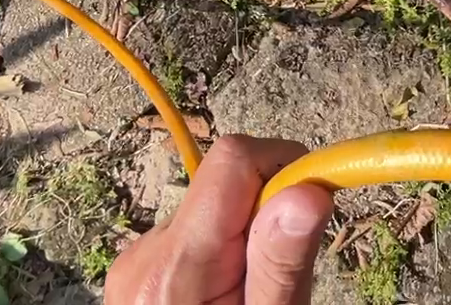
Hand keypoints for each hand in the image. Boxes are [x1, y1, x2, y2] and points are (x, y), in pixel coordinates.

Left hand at [104, 135, 334, 304]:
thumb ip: (281, 263)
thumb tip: (310, 187)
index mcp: (174, 266)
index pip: (234, 159)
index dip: (284, 163)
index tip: (314, 204)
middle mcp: (146, 251)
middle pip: (227, 178)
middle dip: (273, 202)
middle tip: (289, 263)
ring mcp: (136, 261)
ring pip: (216, 204)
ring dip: (251, 227)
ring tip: (257, 288)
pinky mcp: (139, 270)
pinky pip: (199, 230)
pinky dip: (228, 246)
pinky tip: (230, 294)